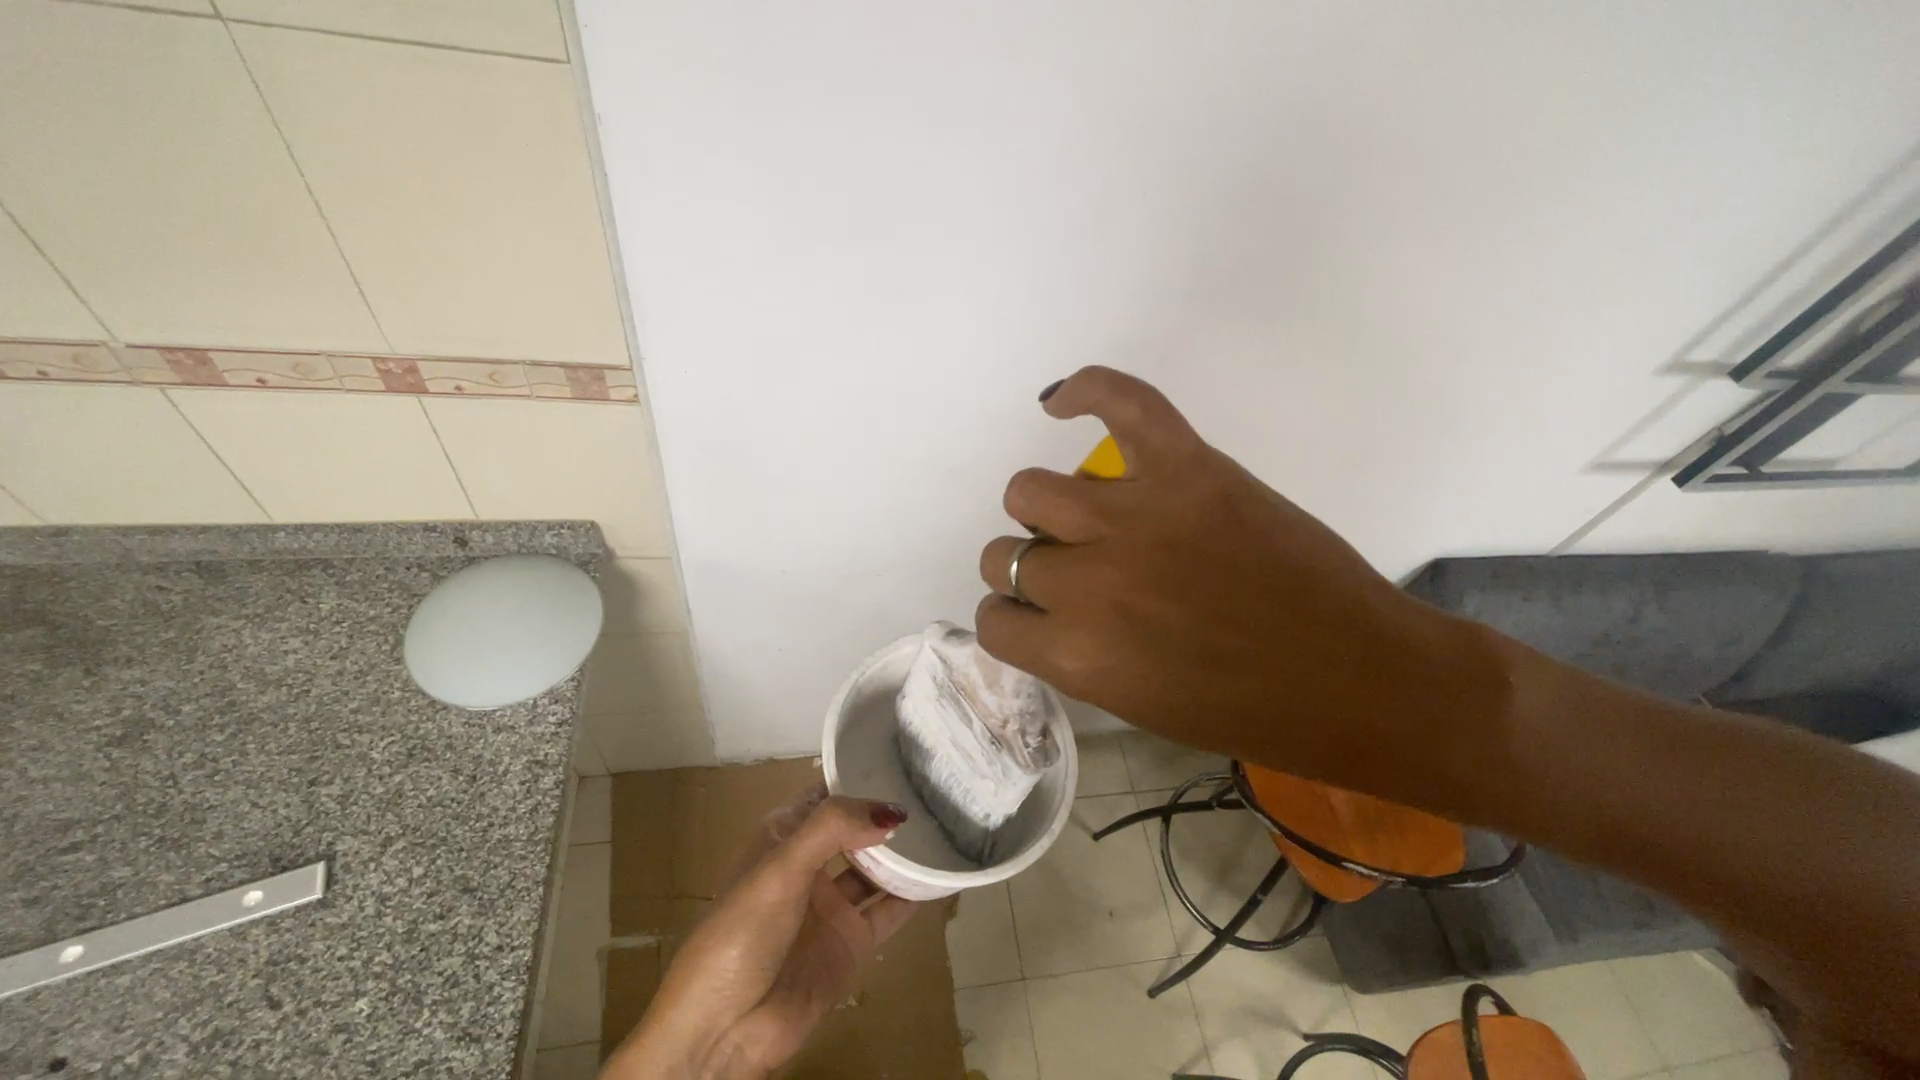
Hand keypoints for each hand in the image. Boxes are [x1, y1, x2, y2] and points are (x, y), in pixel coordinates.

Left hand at [603, 786, 917, 1079]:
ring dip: (905, 852)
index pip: (824, 796)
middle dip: (887, 813)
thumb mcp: (779, 868)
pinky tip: (944, 875)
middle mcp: (808, 867)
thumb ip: (832, 830)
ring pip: (877, 869)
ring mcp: (831, 907)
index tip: (901, 758)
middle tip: (937, 789)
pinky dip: (916, 894)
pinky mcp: (850, 944)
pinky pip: (890, 911)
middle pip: (855, 830)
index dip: (856, 776)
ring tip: (948, 825)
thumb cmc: (740, 933)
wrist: (724, 1029)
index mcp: (780, 839)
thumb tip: (892, 811)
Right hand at [974, 366, 1515, 807]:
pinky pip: (1119, 403)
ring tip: (1086, 520)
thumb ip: (1074, 653)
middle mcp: (1088, 580)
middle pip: (1008, 554)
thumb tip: (1048, 609)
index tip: (1040, 618)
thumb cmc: (1248, 711)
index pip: (992, 619)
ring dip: (1044, 510)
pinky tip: (1062, 403)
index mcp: (1075, 652)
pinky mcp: (1187, 469)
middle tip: (1077, 577)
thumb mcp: (1133, 702)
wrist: (1354, 678)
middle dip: (1032, 570)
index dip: (1012, 618)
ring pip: (1033, 489)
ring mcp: (1136, 514)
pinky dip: (1085, 391)